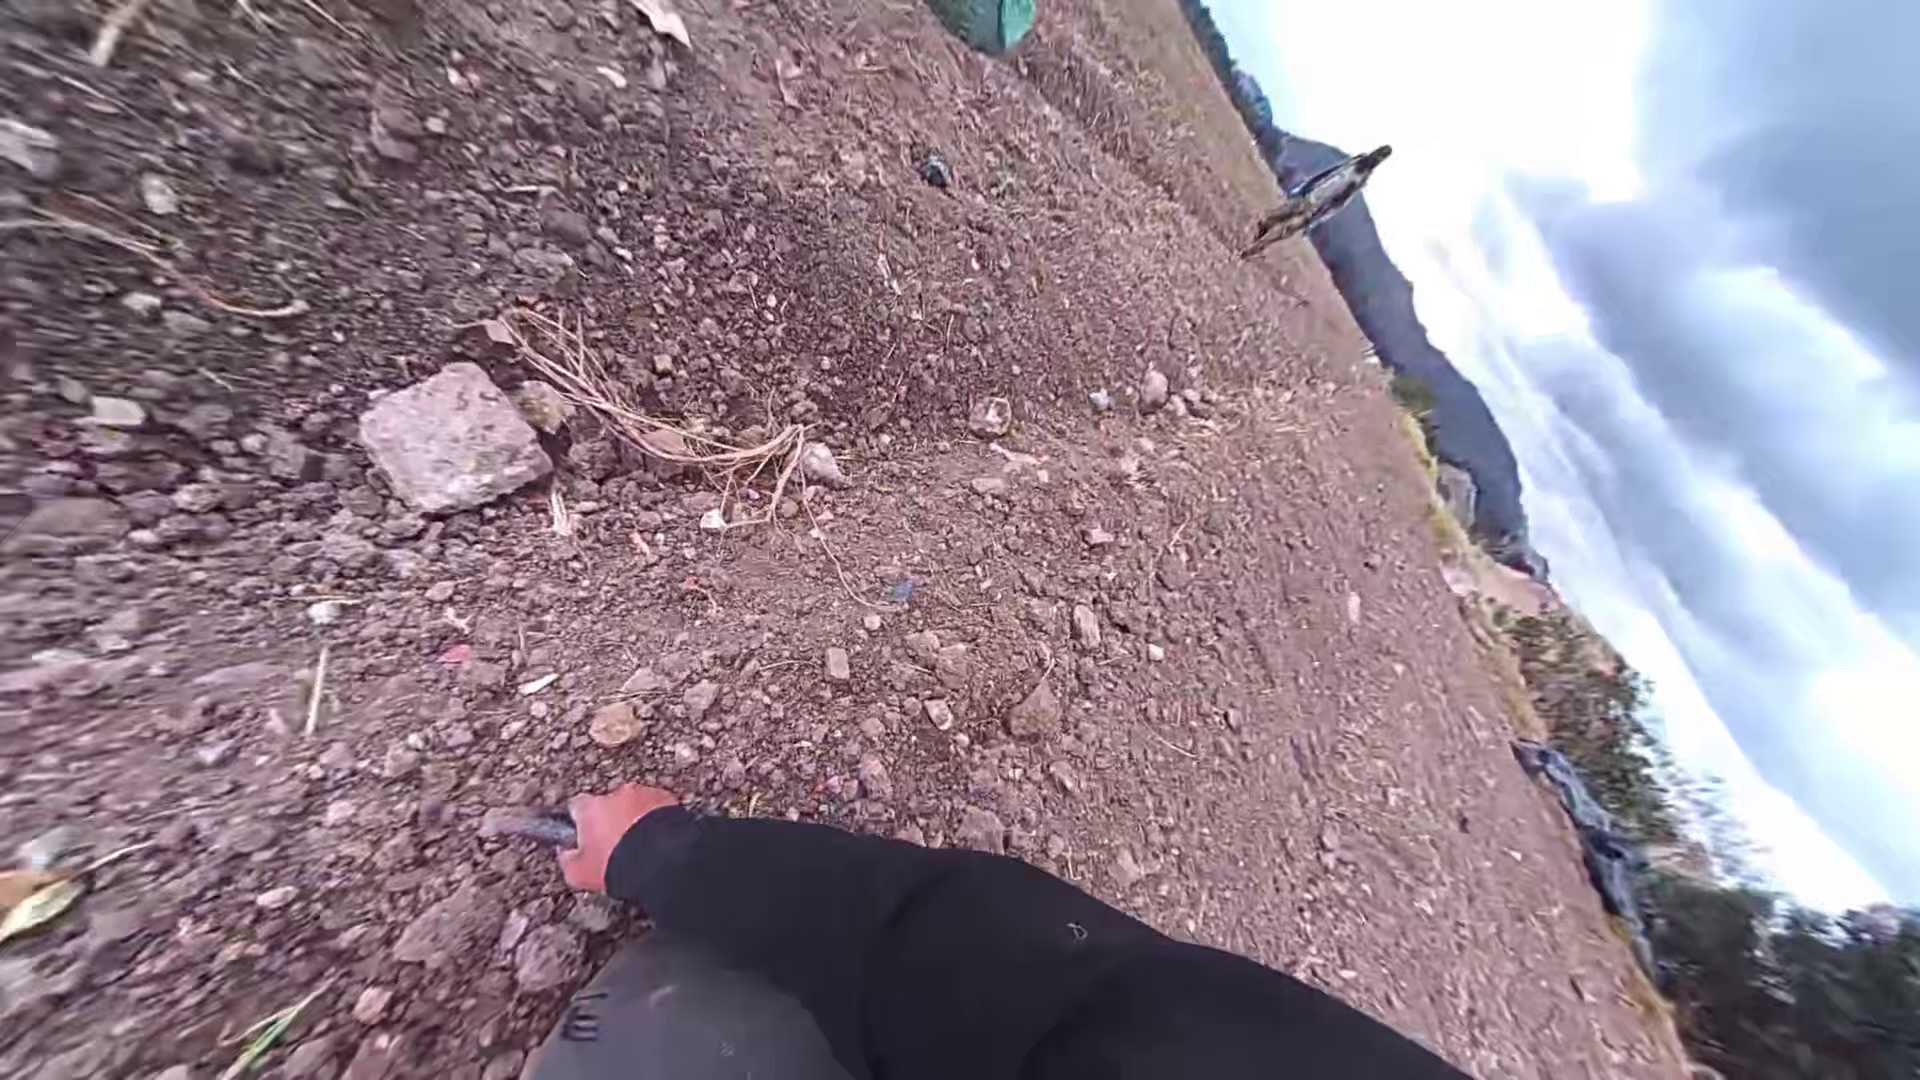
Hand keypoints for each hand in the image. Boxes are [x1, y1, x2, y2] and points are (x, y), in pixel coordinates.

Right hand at [558, 783, 678, 891]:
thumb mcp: (579, 873)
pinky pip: (655, 805)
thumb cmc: (618, 865)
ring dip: (633, 816)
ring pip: (634, 802)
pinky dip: (654, 816)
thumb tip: (566, 852)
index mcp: (592, 808)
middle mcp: (618, 794)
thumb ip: (567, 858)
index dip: (577, 818)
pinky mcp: (667, 797)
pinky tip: (654, 836)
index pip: (576, 804)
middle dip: (610, 818)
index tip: (580, 829)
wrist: (660, 858)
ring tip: (637, 841)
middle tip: (613, 841)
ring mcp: (645, 793)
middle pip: (608, 803)